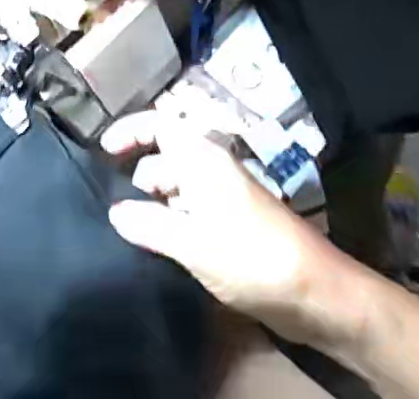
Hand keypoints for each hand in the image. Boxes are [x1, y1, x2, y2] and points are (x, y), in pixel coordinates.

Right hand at [102, 112, 361, 346]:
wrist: (316, 293)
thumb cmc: (252, 257)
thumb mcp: (193, 243)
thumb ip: (149, 225)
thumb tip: (114, 211)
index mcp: (203, 157)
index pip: (158, 124)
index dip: (128, 131)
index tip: (102, 152)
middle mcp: (211, 168)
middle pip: (163, 158)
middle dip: (136, 179)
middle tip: (112, 212)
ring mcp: (223, 196)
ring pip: (175, 188)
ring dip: (152, 205)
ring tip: (129, 235)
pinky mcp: (231, 223)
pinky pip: (189, 211)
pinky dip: (170, 222)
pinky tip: (157, 248)